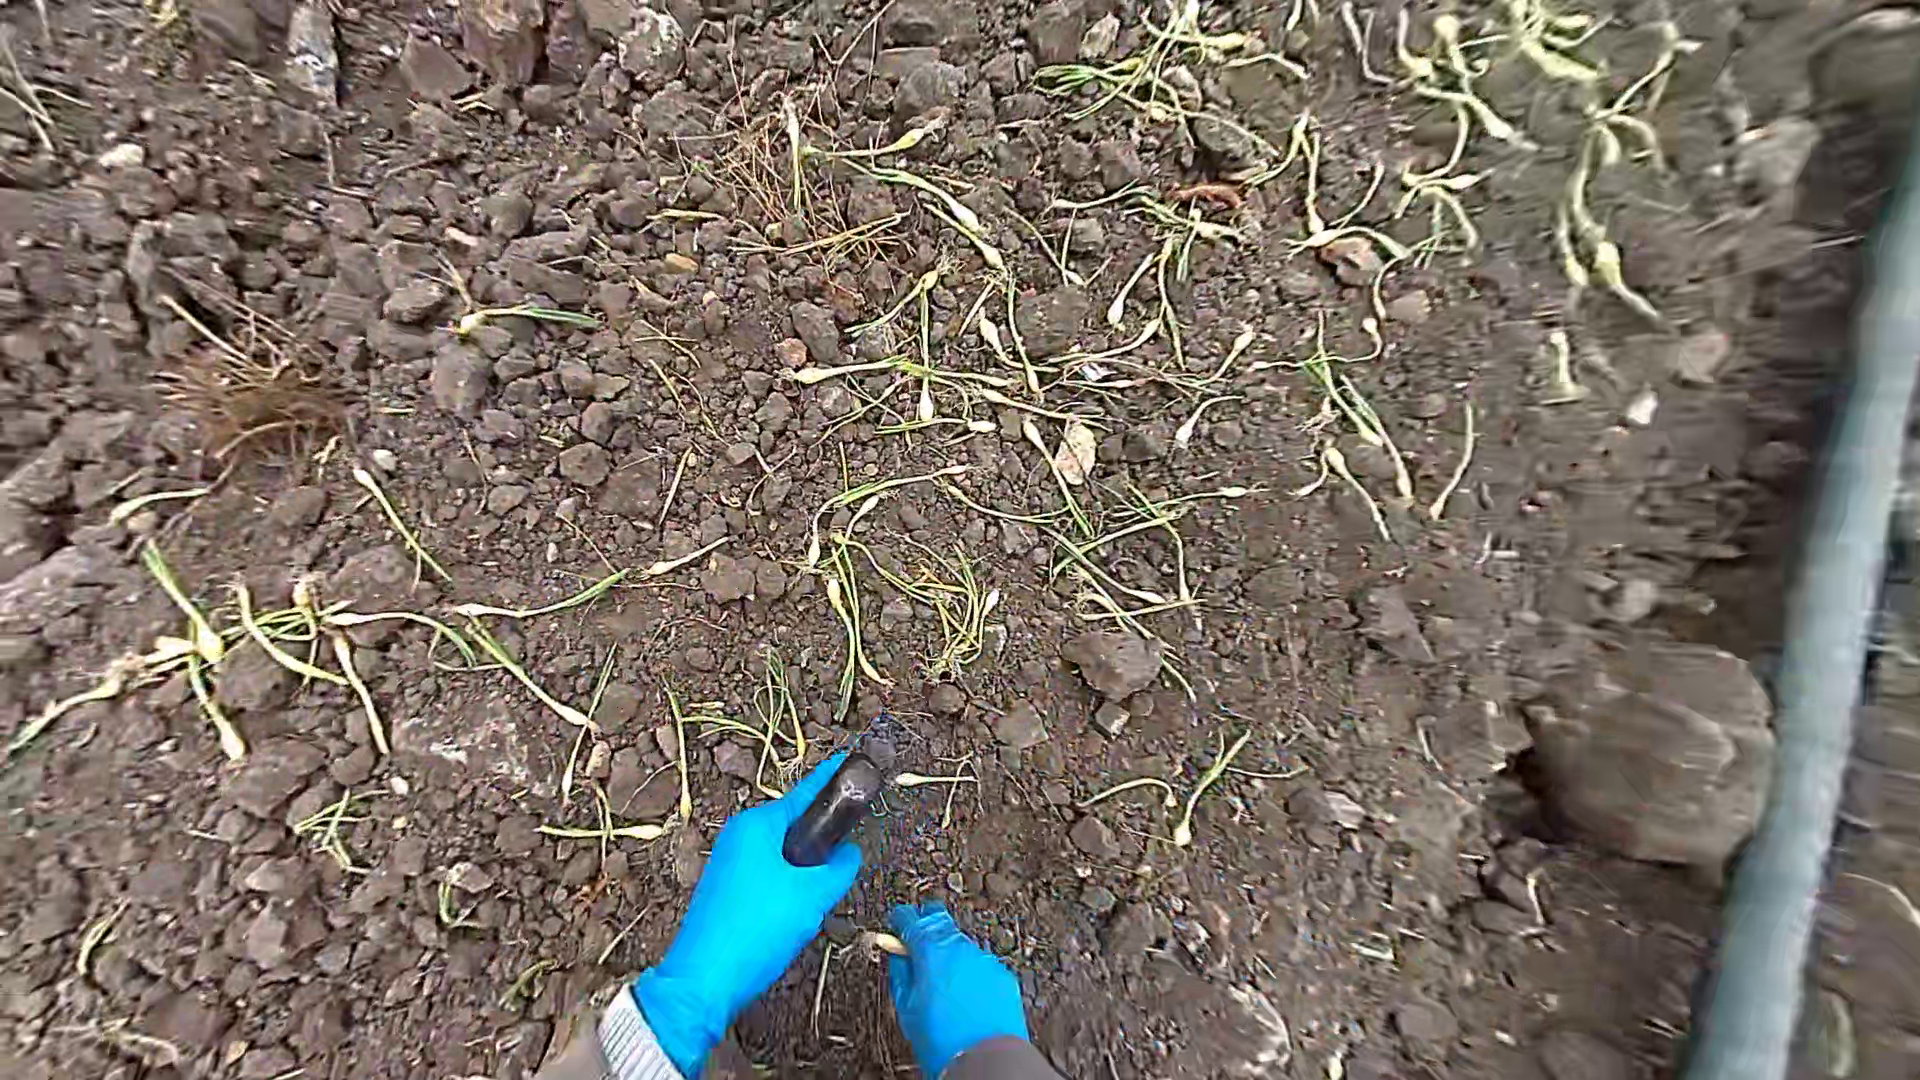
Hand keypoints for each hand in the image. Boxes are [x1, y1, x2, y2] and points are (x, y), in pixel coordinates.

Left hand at [634, 754, 862, 1076]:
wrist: (700, 986)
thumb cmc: (756, 931)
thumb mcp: (813, 896)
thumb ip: (840, 867)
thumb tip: (849, 854)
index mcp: (758, 824)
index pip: (806, 791)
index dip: (833, 777)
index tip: (852, 761)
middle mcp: (740, 834)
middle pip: (794, 823)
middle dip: (821, 837)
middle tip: (846, 849)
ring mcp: (729, 860)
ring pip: (782, 851)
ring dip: (804, 865)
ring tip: (820, 889)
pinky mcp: (725, 886)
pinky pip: (767, 870)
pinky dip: (787, 880)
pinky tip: (797, 906)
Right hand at [888, 902, 1029, 1076]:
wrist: (985, 1062)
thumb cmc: (942, 1041)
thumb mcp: (907, 1009)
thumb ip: (901, 974)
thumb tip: (898, 956)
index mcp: (930, 950)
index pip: (910, 918)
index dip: (900, 919)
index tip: (896, 923)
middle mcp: (957, 945)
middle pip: (938, 920)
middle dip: (926, 927)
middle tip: (918, 945)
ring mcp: (981, 957)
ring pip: (960, 944)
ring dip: (949, 955)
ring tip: (944, 986)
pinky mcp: (999, 972)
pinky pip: (980, 964)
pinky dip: (970, 974)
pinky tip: (966, 998)